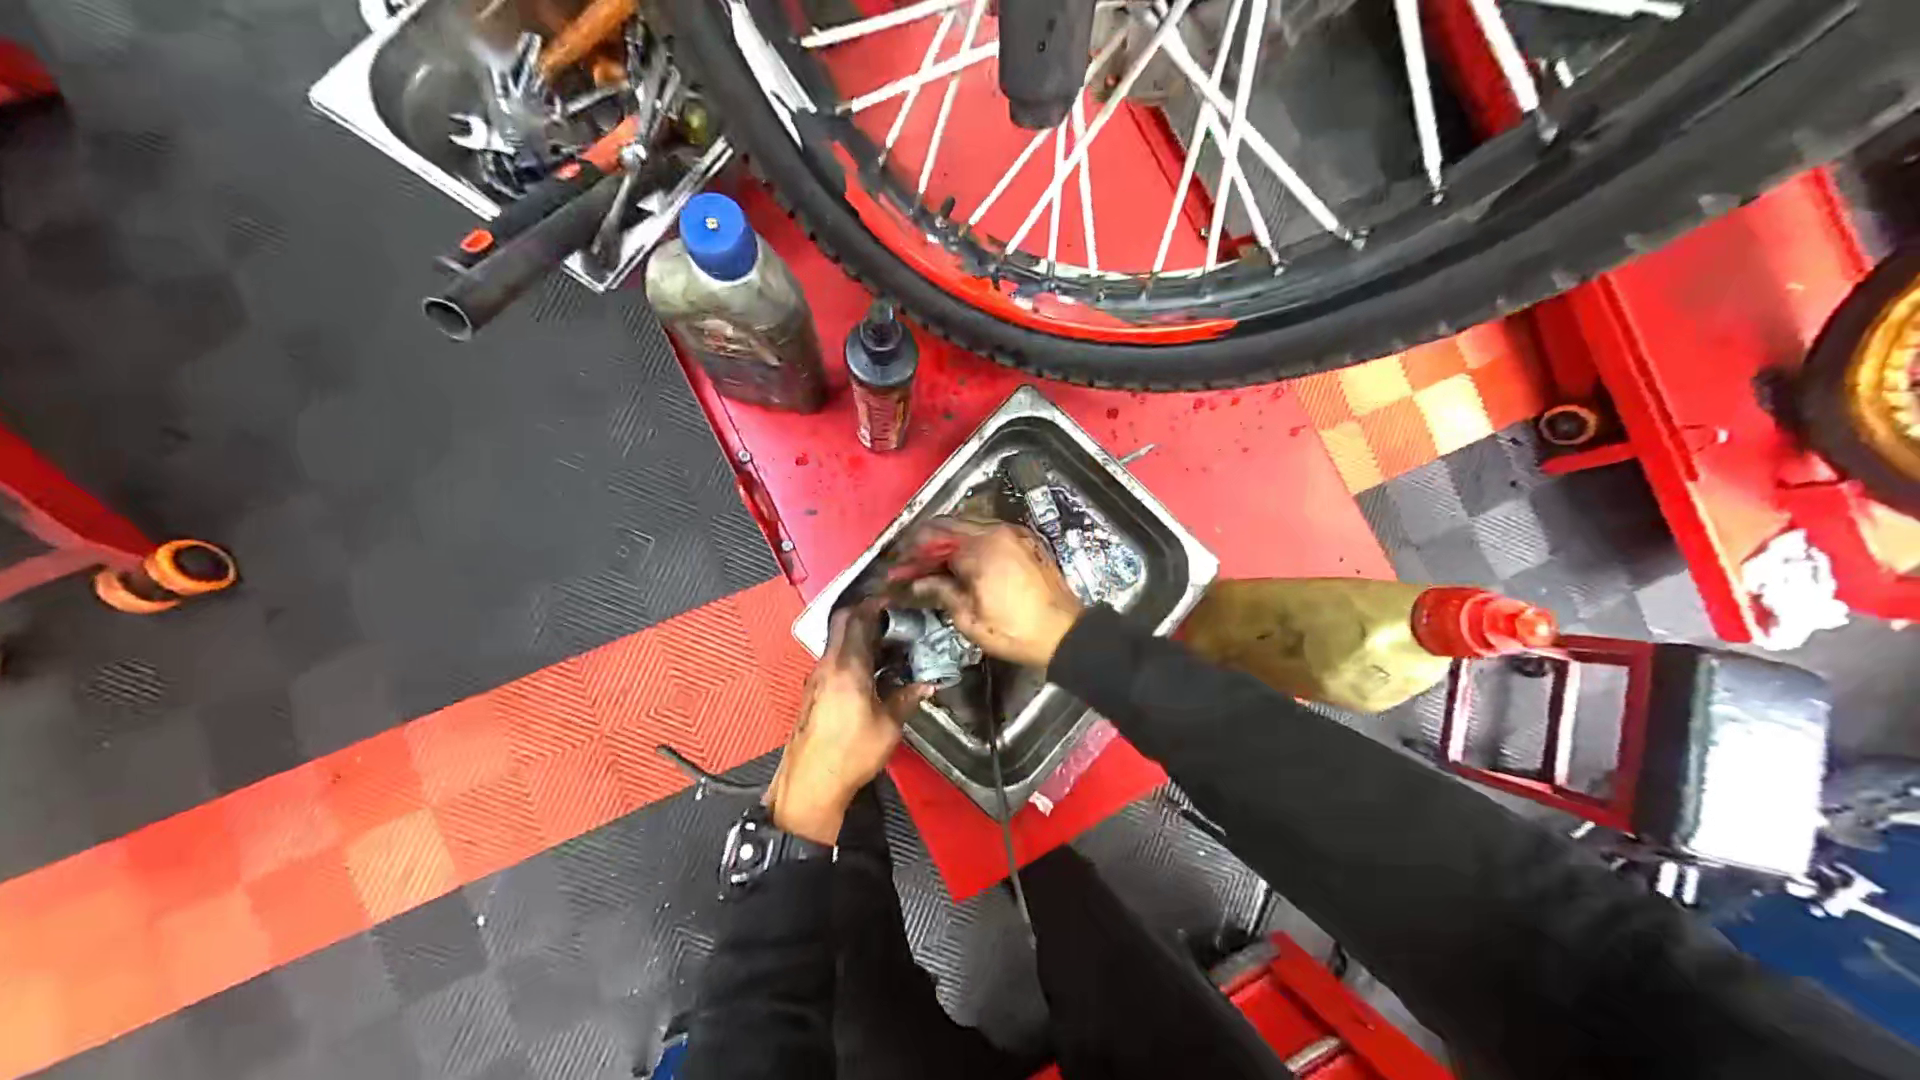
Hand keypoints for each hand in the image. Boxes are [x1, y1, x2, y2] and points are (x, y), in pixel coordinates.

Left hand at [766, 603, 930, 844]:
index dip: (875, 603)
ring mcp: (816, 679)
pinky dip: (852, 655)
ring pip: (837, 642)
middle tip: (891, 615)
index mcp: (846, 666)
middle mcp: (827, 666)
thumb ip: (906, 698)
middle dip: (865, 613)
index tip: (893, 598)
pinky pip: (833, 661)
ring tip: (888, 643)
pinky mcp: (813, 693)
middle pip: (841, 623)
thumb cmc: (850, 754)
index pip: (856, 618)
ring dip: (859, 636)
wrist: (810, 784)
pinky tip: (871, 670)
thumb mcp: (889, 726)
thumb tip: (925, 684)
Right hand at [892, 517, 1083, 668]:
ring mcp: (1014, 534)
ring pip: (969, 525)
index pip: (932, 541)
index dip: (911, 557)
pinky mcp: (1026, 541)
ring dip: (947, 539)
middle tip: (911, 563)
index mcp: (979, 549)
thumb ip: (940, 591)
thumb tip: (917, 583)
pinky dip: (970, 541)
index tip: (898, 569)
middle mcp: (996, 533)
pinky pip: (989, 531)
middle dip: (925, 543)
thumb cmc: (1016, 631)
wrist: (1064, 633)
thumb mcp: (969, 618)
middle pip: (948, 525)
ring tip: (933, 562)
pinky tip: (962, 560)